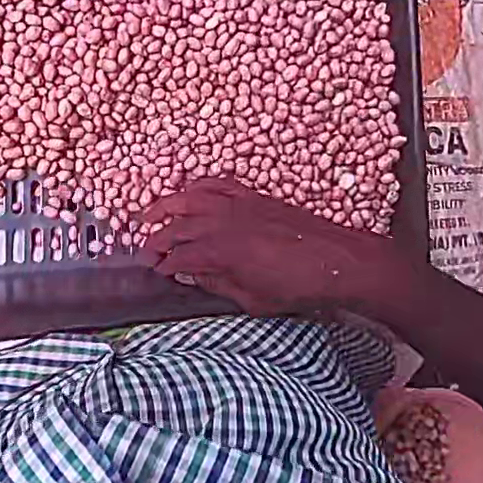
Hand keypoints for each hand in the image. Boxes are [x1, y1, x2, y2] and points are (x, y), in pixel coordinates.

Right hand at [134, 178, 423, 316]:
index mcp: (221, 252)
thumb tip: (194, 276)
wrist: (337, 260)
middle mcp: (223, 223)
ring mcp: (237, 204)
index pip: (179, 256)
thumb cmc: (297, 286)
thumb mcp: (253, 299)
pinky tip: (188, 191)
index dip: (164, 265)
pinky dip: (198, 185)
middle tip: (145, 251)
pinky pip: (217, 183)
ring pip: (189, 198)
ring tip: (149, 214)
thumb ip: (219, 284)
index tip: (156, 271)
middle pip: (177, 226)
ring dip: (165, 206)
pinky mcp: (252, 195)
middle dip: (156, 239)